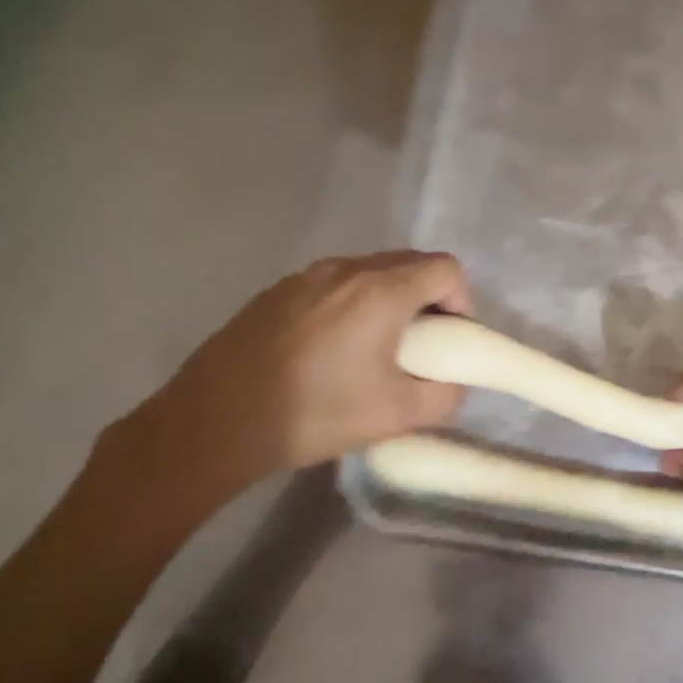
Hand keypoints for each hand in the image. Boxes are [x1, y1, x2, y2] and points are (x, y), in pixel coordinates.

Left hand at [117, 250, 472, 498]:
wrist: (220, 418)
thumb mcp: (398, 415)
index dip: (462, 302)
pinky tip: (333, 354)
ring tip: (377, 352)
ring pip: (369, 273)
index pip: (446, 268)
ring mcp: (305, 276)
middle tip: (422, 349)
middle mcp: (345, 269)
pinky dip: (352, 308)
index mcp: (381, 291)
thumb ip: (445, 395)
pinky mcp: (277, 292)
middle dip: (429, 301)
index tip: (451, 342)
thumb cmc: (318, 412)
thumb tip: (454, 383)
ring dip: (389, 303)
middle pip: (409, 264)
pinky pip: (333, 286)